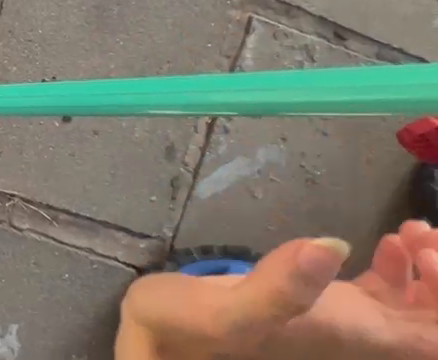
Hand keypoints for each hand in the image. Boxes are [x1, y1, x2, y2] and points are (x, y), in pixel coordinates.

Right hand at [118, 220, 437, 358]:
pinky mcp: (324, 302)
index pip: (437, 336)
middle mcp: (363, 336)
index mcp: (351, 340)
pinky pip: (388, 293)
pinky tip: (387, 240)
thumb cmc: (189, 326)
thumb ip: (279, 286)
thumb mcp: (227, 310)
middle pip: (435, 320)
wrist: (159, 334)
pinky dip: (401, 267)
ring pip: (421, 306)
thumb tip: (331, 244)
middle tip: (419, 228)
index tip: (425, 250)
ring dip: (429, 269)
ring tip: (410, 228)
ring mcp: (347, 320)